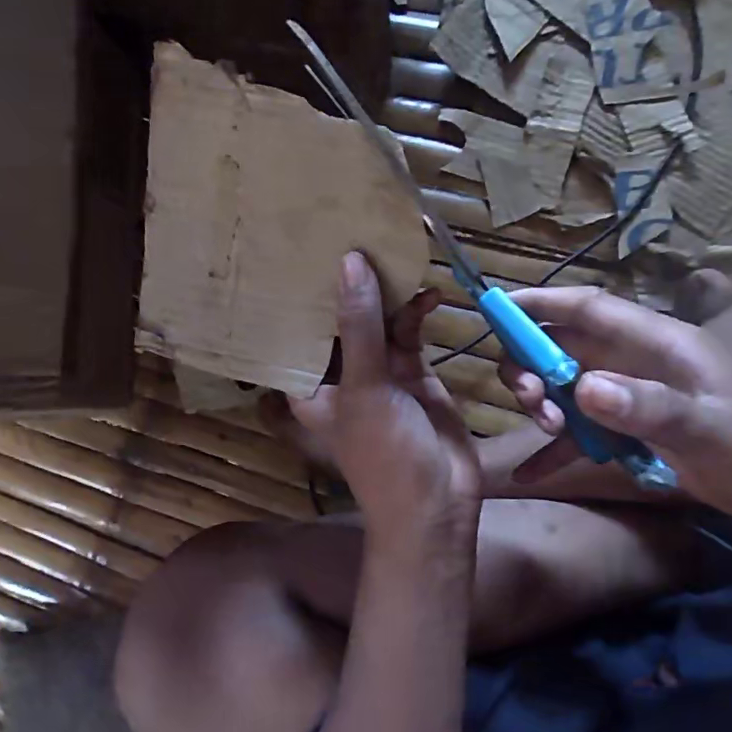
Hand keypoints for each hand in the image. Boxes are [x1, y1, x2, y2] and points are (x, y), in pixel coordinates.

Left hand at [290, 253, 481, 544]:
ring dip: (387, 294)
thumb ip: (358, 325)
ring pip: (377, 321)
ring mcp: (377, 371)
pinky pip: (409, 333)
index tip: (292, 248)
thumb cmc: (383, 451)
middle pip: (337, 320)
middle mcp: (338, 373)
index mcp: (308, 383)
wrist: (438, 501)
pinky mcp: (411, 371)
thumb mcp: (364, 385)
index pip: (293, 330)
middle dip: (345, 284)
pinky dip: (418, 313)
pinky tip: (429, 293)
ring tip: (393, 252)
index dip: (293, 294)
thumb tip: (349, 261)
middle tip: (348, 230)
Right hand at [498, 287, 731, 520]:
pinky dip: (553, 450)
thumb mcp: (710, 428)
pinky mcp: (626, 426)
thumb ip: (649, 406)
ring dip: (541, 403)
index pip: (587, 308)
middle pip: (560, 345)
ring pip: (561, 385)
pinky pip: (577, 432)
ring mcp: (627, 393)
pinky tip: (528, 475)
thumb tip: (582, 388)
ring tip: (549, 431)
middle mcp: (634, 360)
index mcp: (656, 341)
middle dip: (530, 365)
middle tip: (532, 402)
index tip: (495, 307)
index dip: (540, 302)